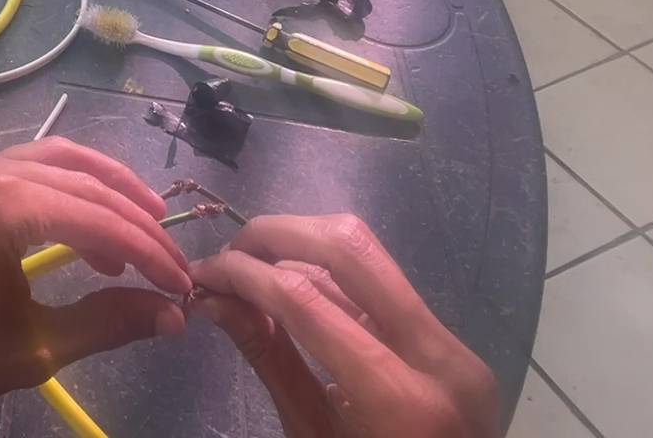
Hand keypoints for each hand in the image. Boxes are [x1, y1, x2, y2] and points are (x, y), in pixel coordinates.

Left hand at [0, 138, 193, 437]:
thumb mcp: (34, 345)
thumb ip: (108, 322)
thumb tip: (173, 315)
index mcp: (6, 203)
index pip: (100, 218)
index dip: (149, 251)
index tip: (182, 283)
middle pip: (82, 180)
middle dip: (133, 217)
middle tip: (170, 255)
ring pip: (55, 160)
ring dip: (102, 190)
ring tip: (141, 230)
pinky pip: (24, 166)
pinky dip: (64, 188)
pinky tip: (84, 226)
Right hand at [186, 214, 497, 437]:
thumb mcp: (311, 437)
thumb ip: (268, 359)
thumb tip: (212, 298)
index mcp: (400, 398)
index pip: (302, 298)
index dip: (242, 273)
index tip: (201, 272)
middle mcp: (437, 355)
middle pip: (346, 247)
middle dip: (274, 234)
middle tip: (230, 253)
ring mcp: (450, 343)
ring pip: (364, 251)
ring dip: (297, 244)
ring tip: (252, 266)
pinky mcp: (447, 340)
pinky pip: (377, 281)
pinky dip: (323, 270)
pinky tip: (287, 285)